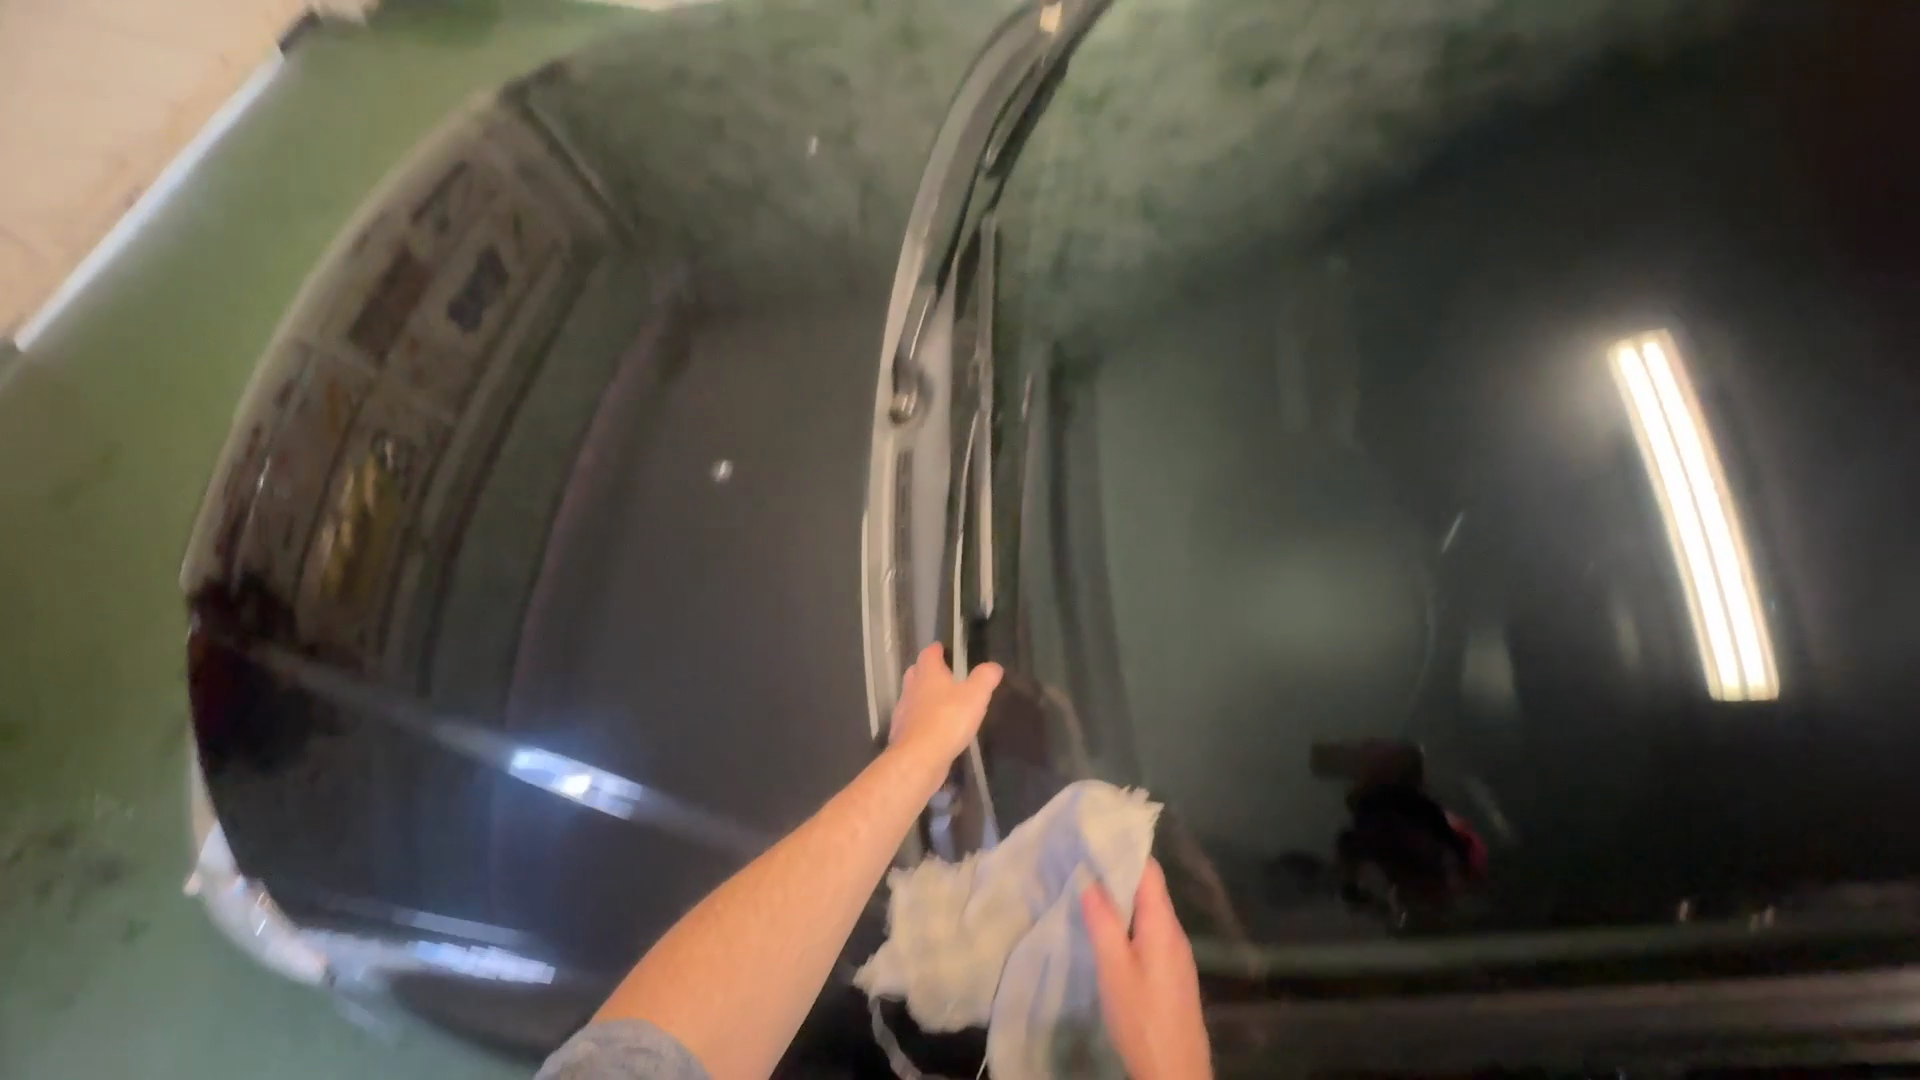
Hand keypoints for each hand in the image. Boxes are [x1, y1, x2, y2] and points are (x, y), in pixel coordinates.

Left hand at [888, 644, 1001, 763]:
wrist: (919, 758)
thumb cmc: (948, 719)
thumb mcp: (975, 696)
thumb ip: (985, 678)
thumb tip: (994, 666)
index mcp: (928, 673)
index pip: (929, 653)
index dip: (937, 649)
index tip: (944, 649)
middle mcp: (911, 687)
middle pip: (916, 672)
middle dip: (927, 671)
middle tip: (943, 675)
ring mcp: (903, 711)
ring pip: (912, 696)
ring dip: (924, 696)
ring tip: (941, 702)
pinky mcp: (901, 733)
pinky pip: (912, 720)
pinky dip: (921, 719)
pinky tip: (933, 728)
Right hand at [1082, 859, 1211, 1079]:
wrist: (1175, 1076)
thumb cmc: (1142, 1018)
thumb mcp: (1114, 969)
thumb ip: (1102, 921)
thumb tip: (1090, 877)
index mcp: (1163, 925)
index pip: (1149, 871)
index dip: (1124, 849)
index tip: (1095, 833)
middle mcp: (1174, 933)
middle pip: (1148, 889)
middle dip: (1117, 872)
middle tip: (1081, 858)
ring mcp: (1175, 955)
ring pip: (1147, 913)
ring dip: (1120, 898)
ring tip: (1086, 887)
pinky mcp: (1170, 975)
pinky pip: (1148, 933)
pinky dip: (1127, 921)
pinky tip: (1106, 929)